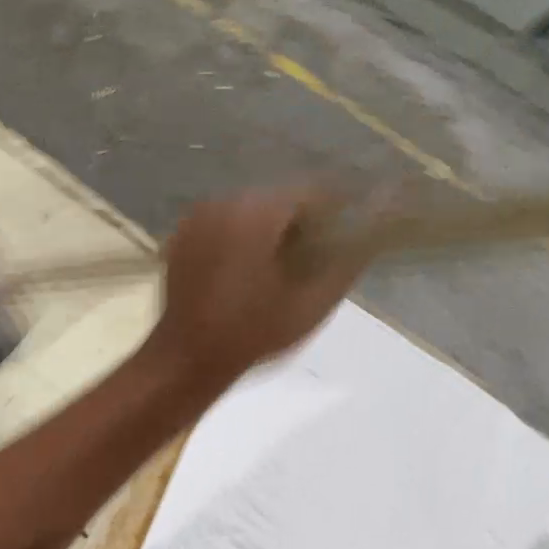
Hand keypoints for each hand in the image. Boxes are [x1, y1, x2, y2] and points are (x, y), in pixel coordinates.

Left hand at [144, 189, 365, 389]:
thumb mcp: (314, 301)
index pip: (311, 193)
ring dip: (269, 227)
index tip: (352, 229)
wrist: (188, 354)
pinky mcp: (180, 236)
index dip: (337, 210)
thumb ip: (347, 261)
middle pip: (277, 199)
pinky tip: (250, 267)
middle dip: (301, 219)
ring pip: (248, 211)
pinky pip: (221, 224)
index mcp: (256, 212)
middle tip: (320, 250)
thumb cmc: (254, 331)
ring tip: (287, 262)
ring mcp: (196, 218)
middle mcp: (222, 204)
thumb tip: (367, 237)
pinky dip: (240, 237)